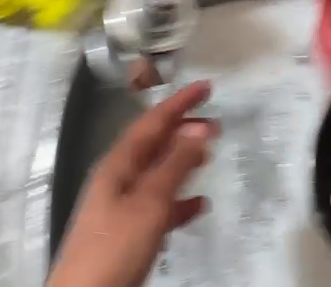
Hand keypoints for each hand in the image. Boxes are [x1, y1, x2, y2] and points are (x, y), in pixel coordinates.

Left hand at [49, 80, 216, 286]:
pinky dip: (180, 201)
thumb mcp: (149, 202)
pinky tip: (199, 204)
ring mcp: (122, 207)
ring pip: (158, 173)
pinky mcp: (128, 234)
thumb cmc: (114, 246)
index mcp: (119, 163)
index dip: (179, 101)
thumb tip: (199, 128)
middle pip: (155, 143)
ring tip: (211, 155)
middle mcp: (119, 178)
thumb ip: (174, 165)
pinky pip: (159, 206)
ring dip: (184, 161)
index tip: (206, 85)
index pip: (153, 121)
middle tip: (216, 121)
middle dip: (184, 129)